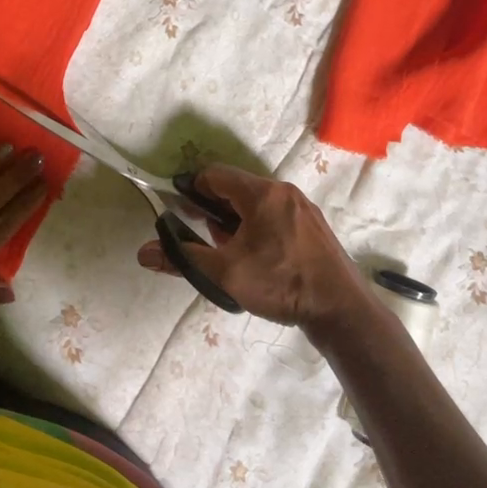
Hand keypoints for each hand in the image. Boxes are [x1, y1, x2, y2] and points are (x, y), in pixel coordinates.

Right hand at [136, 164, 373, 329]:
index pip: (214, 175)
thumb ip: (183, 259)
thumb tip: (143, 254)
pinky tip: (258, 258)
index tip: (179, 209)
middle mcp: (284, 192)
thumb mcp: (225, 274)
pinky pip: (276, 216)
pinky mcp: (315, 229)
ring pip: (257, 204)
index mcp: (262, 193)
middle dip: (215, 209)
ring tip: (230, 251)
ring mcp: (303, 209)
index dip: (192, 189)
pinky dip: (258, 228)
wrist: (343, 312)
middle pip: (236, 188)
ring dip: (237, 220)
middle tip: (204, 236)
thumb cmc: (281, 284)